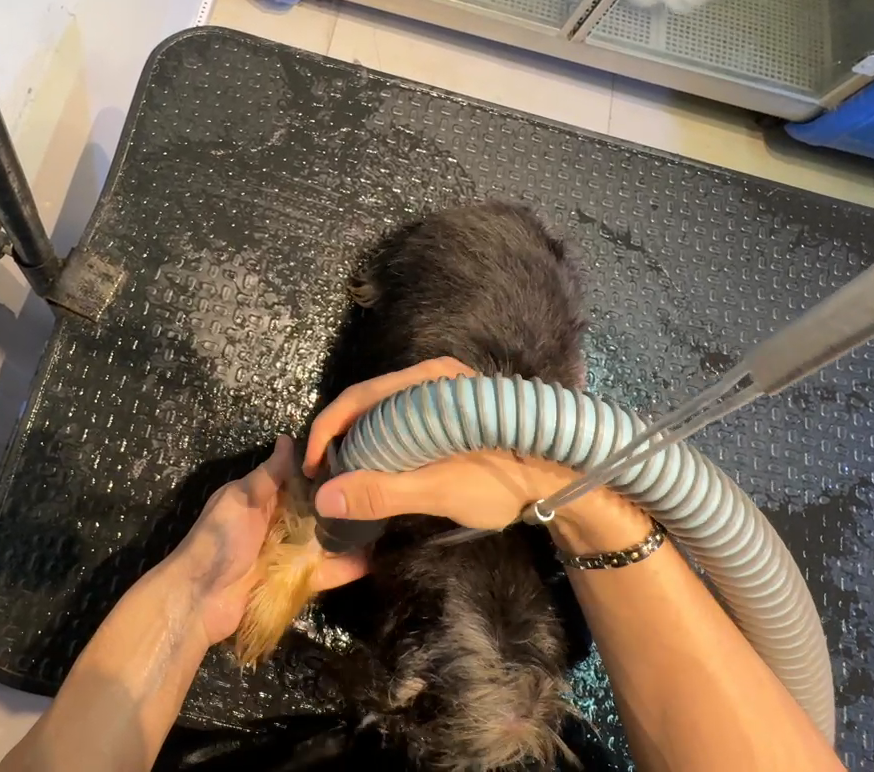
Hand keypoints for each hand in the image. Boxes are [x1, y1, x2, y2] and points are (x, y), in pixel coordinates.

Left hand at [159, 436, 366, 645]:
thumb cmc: (219, 540)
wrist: (198, 600)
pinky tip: (371, 560)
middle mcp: (278, 521)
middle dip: (341, 503)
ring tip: (381, 524)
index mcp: (263, 497)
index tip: (357, 458)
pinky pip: (322, 571)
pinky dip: (344, 567)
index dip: (323, 470)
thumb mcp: (241, 499)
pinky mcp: (293, 582)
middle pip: (315, 509)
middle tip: (377, 491)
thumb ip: (268, 474)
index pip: (299, 478)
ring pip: (323, 539)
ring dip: (347, 535)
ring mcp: (287, 553)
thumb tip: (288, 438)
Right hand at [303, 359, 651, 545]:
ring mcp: (442, 388)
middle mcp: (431, 375)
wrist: (562, 480)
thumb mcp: (439, 490)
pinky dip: (382, 441)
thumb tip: (324, 498)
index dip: (326, 430)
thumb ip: (381, 491)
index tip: (311, 468)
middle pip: (367, 400)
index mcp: (427, 381)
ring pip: (384, 409)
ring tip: (348, 475)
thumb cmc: (503, 481)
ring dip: (360, 441)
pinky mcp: (451, 406)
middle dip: (340, 437)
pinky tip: (380, 466)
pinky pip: (402, 417)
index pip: (358, 397)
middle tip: (326, 476)